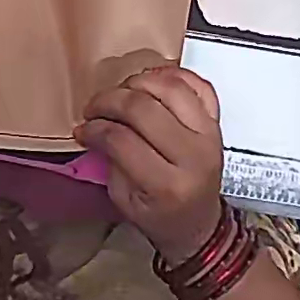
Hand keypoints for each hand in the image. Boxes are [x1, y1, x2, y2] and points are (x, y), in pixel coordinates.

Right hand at [74, 66, 225, 262]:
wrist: (199, 224)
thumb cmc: (160, 215)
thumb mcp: (123, 200)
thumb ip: (109, 161)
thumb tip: (94, 126)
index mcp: (168, 186)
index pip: (122, 140)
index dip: (95, 128)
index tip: (83, 128)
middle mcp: (193, 156)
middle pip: (143, 108)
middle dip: (109, 101)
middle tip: (94, 108)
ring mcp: (209, 135)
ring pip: (171, 88)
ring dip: (137, 82)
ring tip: (121, 93)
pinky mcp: (217, 123)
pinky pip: (199, 85)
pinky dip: (173, 75)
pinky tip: (151, 82)